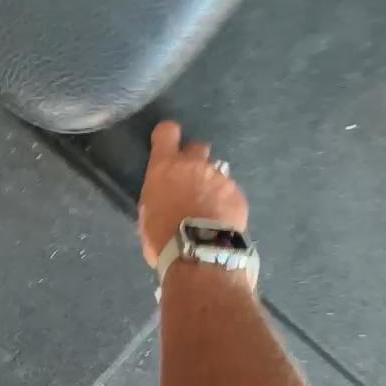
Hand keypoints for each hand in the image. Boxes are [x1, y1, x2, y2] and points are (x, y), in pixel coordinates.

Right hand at [138, 120, 248, 266]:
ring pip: (216, 173)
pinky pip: (230, 193)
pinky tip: (221, 221)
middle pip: (197, 148)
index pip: (167, 132)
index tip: (167, 145)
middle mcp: (194, 165)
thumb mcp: (148, 213)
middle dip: (194, 161)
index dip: (167, 136)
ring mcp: (219, 178)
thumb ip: (159, 195)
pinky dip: (225, 203)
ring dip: (211, 185)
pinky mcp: (237, 194)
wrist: (198, 253)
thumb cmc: (162, 236)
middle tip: (191, 182)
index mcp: (166, 167)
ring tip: (208, 210)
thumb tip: (166, 197)